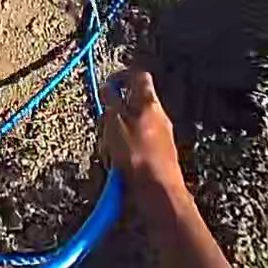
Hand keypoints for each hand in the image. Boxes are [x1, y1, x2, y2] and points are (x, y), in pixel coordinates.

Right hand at [99, 69, 182, 190]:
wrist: (159, 191)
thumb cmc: (136, 155)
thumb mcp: (115, 122)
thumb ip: (110, 102)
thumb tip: (107, 86)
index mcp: (149, 103)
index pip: (139, 76)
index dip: (122, 76)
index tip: (108, 84)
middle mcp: (160, 115)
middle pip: (135, 102)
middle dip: (117, 110)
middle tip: (104, 122)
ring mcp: (162, 135)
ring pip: (135, 124)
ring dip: (119, 132)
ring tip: (110, 148)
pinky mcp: (161, 154)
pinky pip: (139, 143)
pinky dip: (126, 148)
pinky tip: (119, 163)